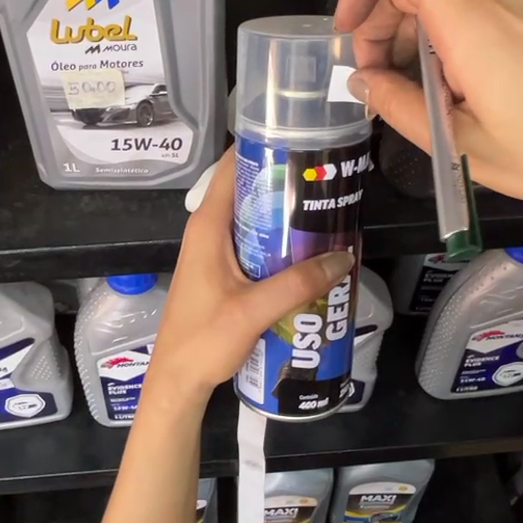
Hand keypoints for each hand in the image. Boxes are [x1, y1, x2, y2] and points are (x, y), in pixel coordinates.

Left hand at [144, 152, 354, 403]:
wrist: (177, 381)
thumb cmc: (204, 341)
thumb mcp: (254, 310)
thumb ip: (298, 283)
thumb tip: (345, 257)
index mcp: (208, 226)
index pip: (231, 168)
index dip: (263, 147)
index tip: (301, 141)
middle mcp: (208, 231)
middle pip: (248, 191)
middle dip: (286, 184)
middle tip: (328, 183)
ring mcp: (213, 252)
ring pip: (253, 220)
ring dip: (285, 216)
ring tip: (326, 213)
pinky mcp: (221, 272)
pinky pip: (253, 244)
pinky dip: (278, 242)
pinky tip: (308, 253)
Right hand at [334, 0, 522, 237]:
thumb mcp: (462, 145)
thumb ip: (400, 107)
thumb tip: (362, 81)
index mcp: (474, 21)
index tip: (348, 33)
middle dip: (379, 20)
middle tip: (374, 81)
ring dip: (411, 34)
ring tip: (412, 94)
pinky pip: (477, 9)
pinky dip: (445, 38)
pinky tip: (454, 90)